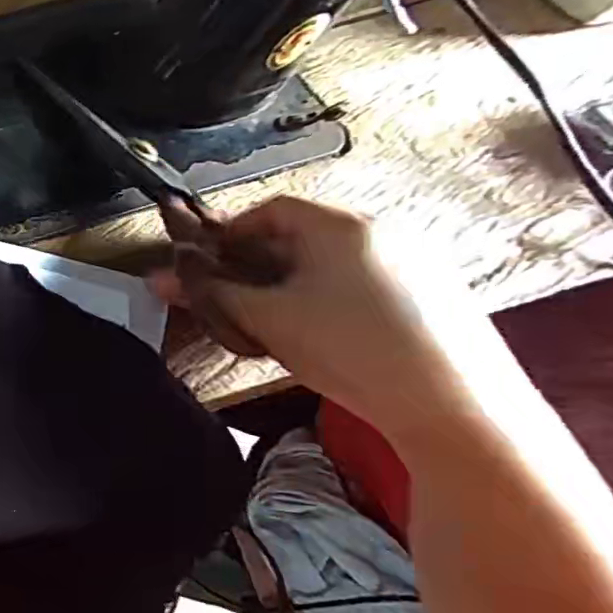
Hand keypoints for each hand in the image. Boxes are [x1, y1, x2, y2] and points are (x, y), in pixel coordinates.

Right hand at [147, 197, 505, 435]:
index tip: (208, 261)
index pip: (271, 208)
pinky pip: (365, 278)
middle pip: (302, 231)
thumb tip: (158, 280)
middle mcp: (383, 231)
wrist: (454, 405)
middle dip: (258, 259)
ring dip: (292, 279)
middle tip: (233, 293)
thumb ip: (209, 294)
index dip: (230, 231)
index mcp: (341, 225)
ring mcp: (417, 260)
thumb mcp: (264, 319)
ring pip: (333, 258)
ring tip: (273, 317)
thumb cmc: (348, 348)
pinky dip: (330, 293)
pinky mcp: (436, 293)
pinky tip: (323, 331)